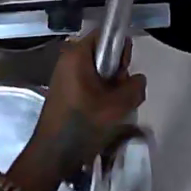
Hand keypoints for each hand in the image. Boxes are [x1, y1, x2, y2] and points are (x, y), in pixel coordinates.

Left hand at [11, 34, 146, 190]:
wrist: (52, 155)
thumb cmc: (83, 124)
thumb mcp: (118, 106)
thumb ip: (135, 86)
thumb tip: (137, 79)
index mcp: (76, 54)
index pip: (105, 35)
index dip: (120, 49)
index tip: (124, 71)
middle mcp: (67, 59)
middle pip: (103, 54)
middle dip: (116, 73)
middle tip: (118, 95)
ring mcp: (64, 76)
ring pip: (98, 72)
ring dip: (109, 88)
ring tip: (111, 109)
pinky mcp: (64, 92)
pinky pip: (89, 84)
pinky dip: (99, 95)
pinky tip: (101, 115)